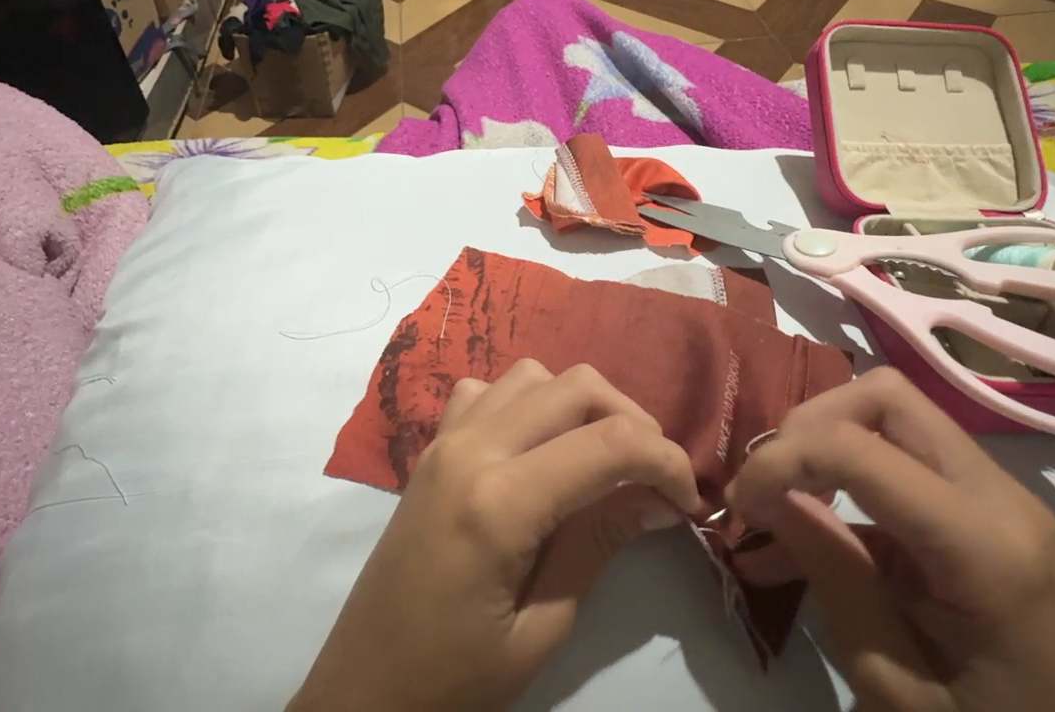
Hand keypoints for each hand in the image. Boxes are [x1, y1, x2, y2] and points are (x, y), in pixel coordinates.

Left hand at [290, 360, 701, 711]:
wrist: (364, 686)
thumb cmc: (453, 677)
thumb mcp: (541, 628)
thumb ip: (598, 544)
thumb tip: (662, 497)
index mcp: (499, 500)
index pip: (609, 443)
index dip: (667, 462)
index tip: (690, 502)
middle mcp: (470, 448)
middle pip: (576, 386)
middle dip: (634, 421)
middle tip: (656, 478)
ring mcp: (445, 439)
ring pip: (534, 374)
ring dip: (582, 404)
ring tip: (604, 459)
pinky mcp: (431, 447)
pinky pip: (488, 391)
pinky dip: (529, 402)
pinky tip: (539, 447)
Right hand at [728, 368, 1054, 711]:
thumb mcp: (895, 688)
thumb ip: (834, 579)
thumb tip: (771, 498)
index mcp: (985, 547)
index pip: (861, 449)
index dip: (782, 459)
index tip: (737, 505)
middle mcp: (998, 498)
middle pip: (885, 399)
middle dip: (808, 428)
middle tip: (764, 488)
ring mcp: (996, 499)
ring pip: (892, 417)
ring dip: (822, 448)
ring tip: (769, 511)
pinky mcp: (983, 514)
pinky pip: (902, 465)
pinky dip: (843, 485)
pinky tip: (795, 540)